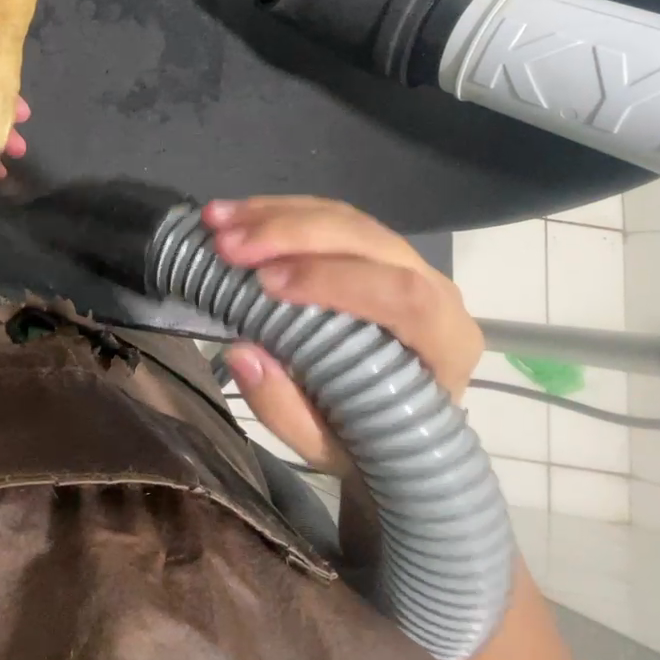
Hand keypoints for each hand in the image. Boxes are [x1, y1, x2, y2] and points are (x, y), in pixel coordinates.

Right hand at [208, 196, 482, 479]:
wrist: (391, 436)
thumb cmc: (365, 443)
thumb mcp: (324, 448)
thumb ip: (286, 409)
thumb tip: (240, 353)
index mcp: (443, 344)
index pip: (401, 295)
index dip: (332, 278)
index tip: (265, 282)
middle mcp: (434, 293)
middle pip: (369, 241)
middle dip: (292, 234)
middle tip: (227, 244)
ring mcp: (402, 263)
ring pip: (344, 219)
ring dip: (274, 215)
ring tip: (216, 220)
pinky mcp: (368, 250)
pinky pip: (325, 215)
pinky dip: (274, 211)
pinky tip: (232, 215)